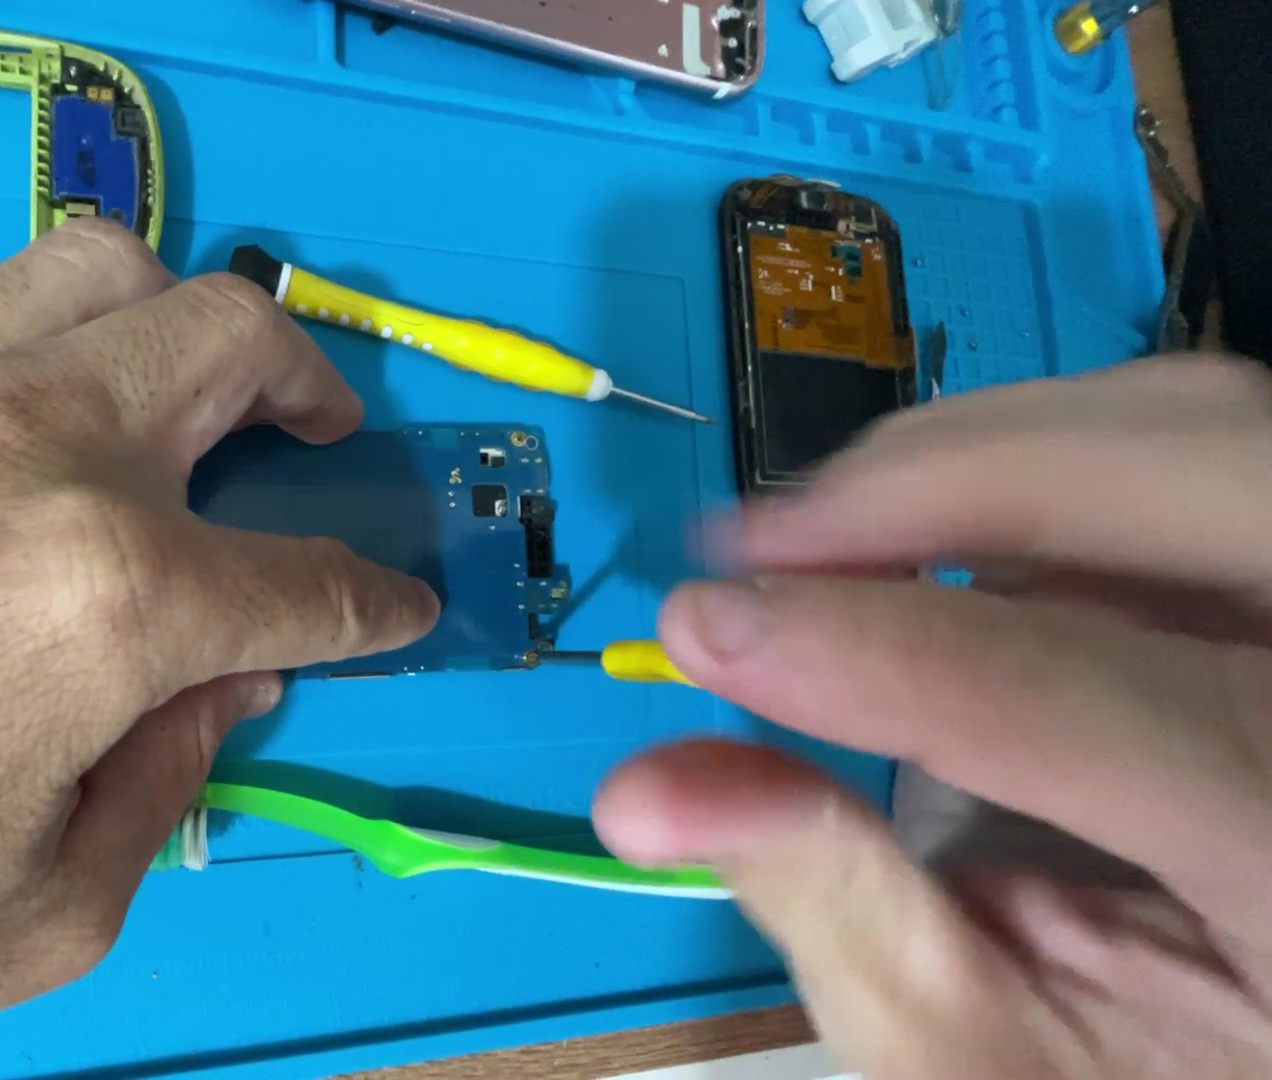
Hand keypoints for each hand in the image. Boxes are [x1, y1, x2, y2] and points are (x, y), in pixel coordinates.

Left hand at [0, 220, 437, 1078]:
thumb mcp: (44, 908)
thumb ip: (169, 769)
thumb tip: (233, 680)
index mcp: (105, 601)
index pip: (302, 582)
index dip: (371, 604)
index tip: (400, 607)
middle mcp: (33, 455)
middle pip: (229, 338)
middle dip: (310, 386)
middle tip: (323, 439)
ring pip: (112, 273)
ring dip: (190, 328)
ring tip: (201, 403)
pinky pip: (2, 312)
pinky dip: (78, 345)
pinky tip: (66, 431)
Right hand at [592, 358, 1271, 1076]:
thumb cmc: (1147, 1068)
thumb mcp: (986, 1044)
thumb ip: (822, 898)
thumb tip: (640, 794)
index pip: (1066, 698)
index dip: (855, 644)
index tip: (691, 624)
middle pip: (1170, 469)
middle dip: (910, 490)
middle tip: (744, 548)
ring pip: (1160, 422)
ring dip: (941, 471)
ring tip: (809, 551)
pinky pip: (1150, 440)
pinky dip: (995, 471)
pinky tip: (911, 548)